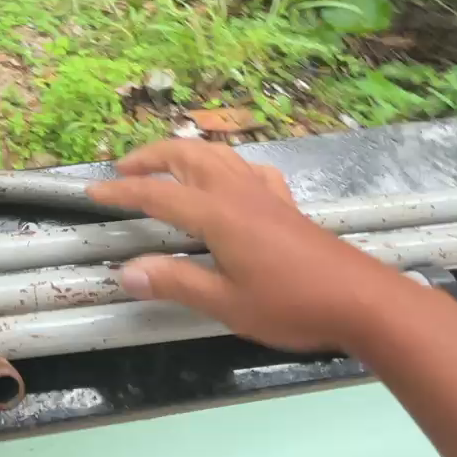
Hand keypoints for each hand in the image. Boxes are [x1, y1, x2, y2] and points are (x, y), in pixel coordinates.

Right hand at [86, 139, 425, 352]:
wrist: (364, 300)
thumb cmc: (291, 304)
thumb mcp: (227, 304)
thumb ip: (175, 282)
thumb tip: (125, 271)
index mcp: (215, 213)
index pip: (155, 194)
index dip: (120, 192)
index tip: (92, 192)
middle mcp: (233, 190)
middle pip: (183, 155)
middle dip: (148, 157)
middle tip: (124, 170)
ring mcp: (261, 191)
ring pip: (214, 152)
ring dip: (181, 152)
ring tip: (163, 164)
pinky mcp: (283, 201)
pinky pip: (248, 167)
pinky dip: (226, 164)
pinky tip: (228, 178)